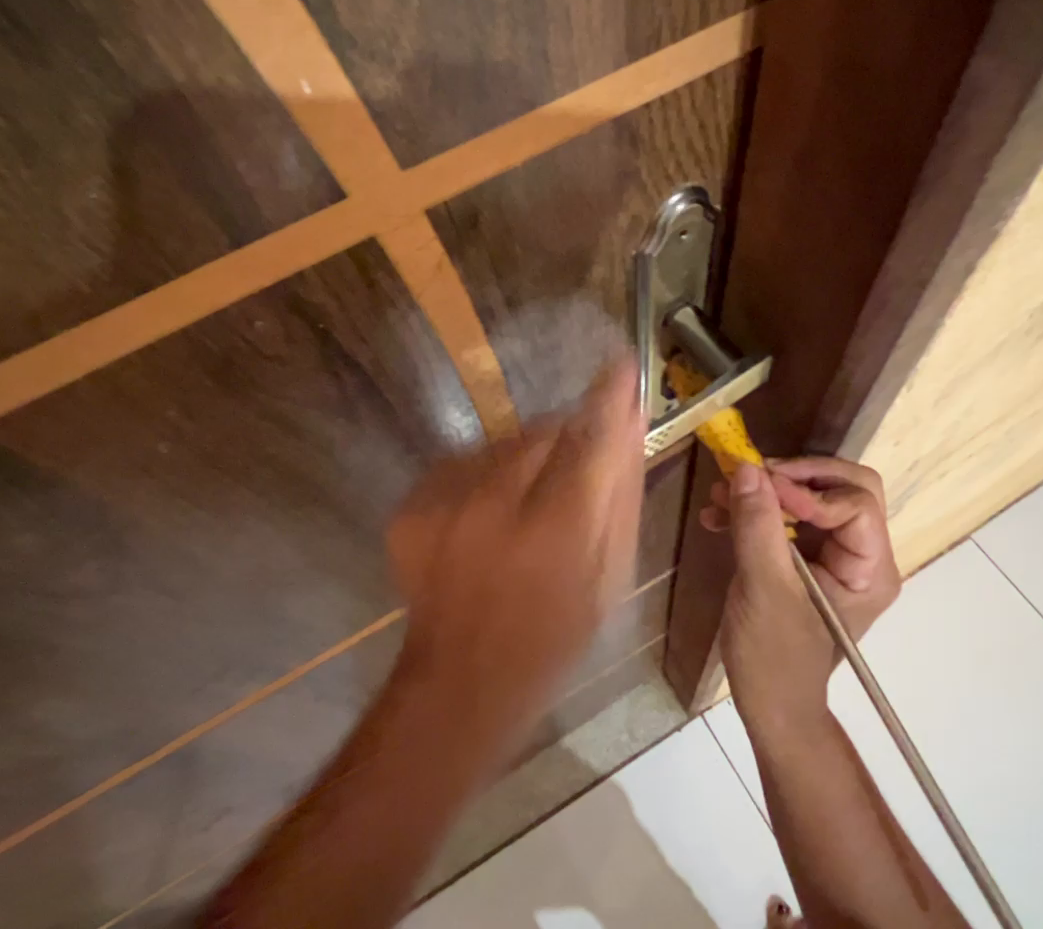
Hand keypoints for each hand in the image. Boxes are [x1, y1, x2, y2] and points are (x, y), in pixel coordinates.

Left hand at [385, 358, 644, 742]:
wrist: (462, 676)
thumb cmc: (555, 634)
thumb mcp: (609, 576)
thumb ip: (620, 495)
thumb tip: (631, 423)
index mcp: (555, 528)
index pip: (589, 439)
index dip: (608, 399)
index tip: (622, 364)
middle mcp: (494, 503)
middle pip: (543, 433)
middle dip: (565, 439)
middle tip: (571, 474)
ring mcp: (444, 502)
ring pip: (501, 446)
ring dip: (523, 460)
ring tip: (525, 509)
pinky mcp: (411, 506)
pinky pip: (463, 464)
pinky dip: (483, 479)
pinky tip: (487, 519)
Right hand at [702, 457, 900, 726]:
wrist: (769, 707)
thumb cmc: (774, 657)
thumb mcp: (764, 587)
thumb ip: (758, 525)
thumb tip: (747, 467)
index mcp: (869, 568)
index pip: (855, 503)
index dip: (809, 490)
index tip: (762, 487)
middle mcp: (860, 556)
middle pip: (841, 490)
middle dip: (793, 478)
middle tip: (749, 475)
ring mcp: (832, 558)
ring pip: (811, 500)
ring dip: (766, 493)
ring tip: (719, 495)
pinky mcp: (804, 563)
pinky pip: (787, 522)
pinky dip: (755, 514)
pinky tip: (718, 518)